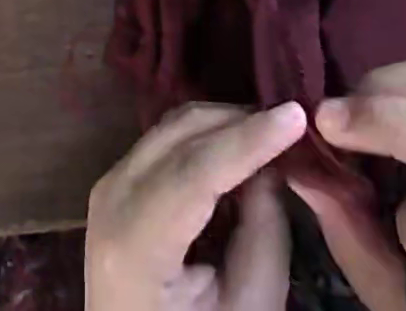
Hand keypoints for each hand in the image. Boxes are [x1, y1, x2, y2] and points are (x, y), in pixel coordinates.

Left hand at [86, 102, 306, 310]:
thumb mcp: (246, 309)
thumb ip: (264, 234)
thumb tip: (272, 164)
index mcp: (133, 244)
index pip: (196, 171)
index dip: (249, 138)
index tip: (296, 113)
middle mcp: (111, 198)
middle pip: (182, 135)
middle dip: (241, 121)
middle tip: (293, 123)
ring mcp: (109, 183)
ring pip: (174, 125)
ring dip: (226, 122)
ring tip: (273, 131)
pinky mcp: (117, 178)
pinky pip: (167, 137)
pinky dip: (207, 133)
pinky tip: (240, 143)